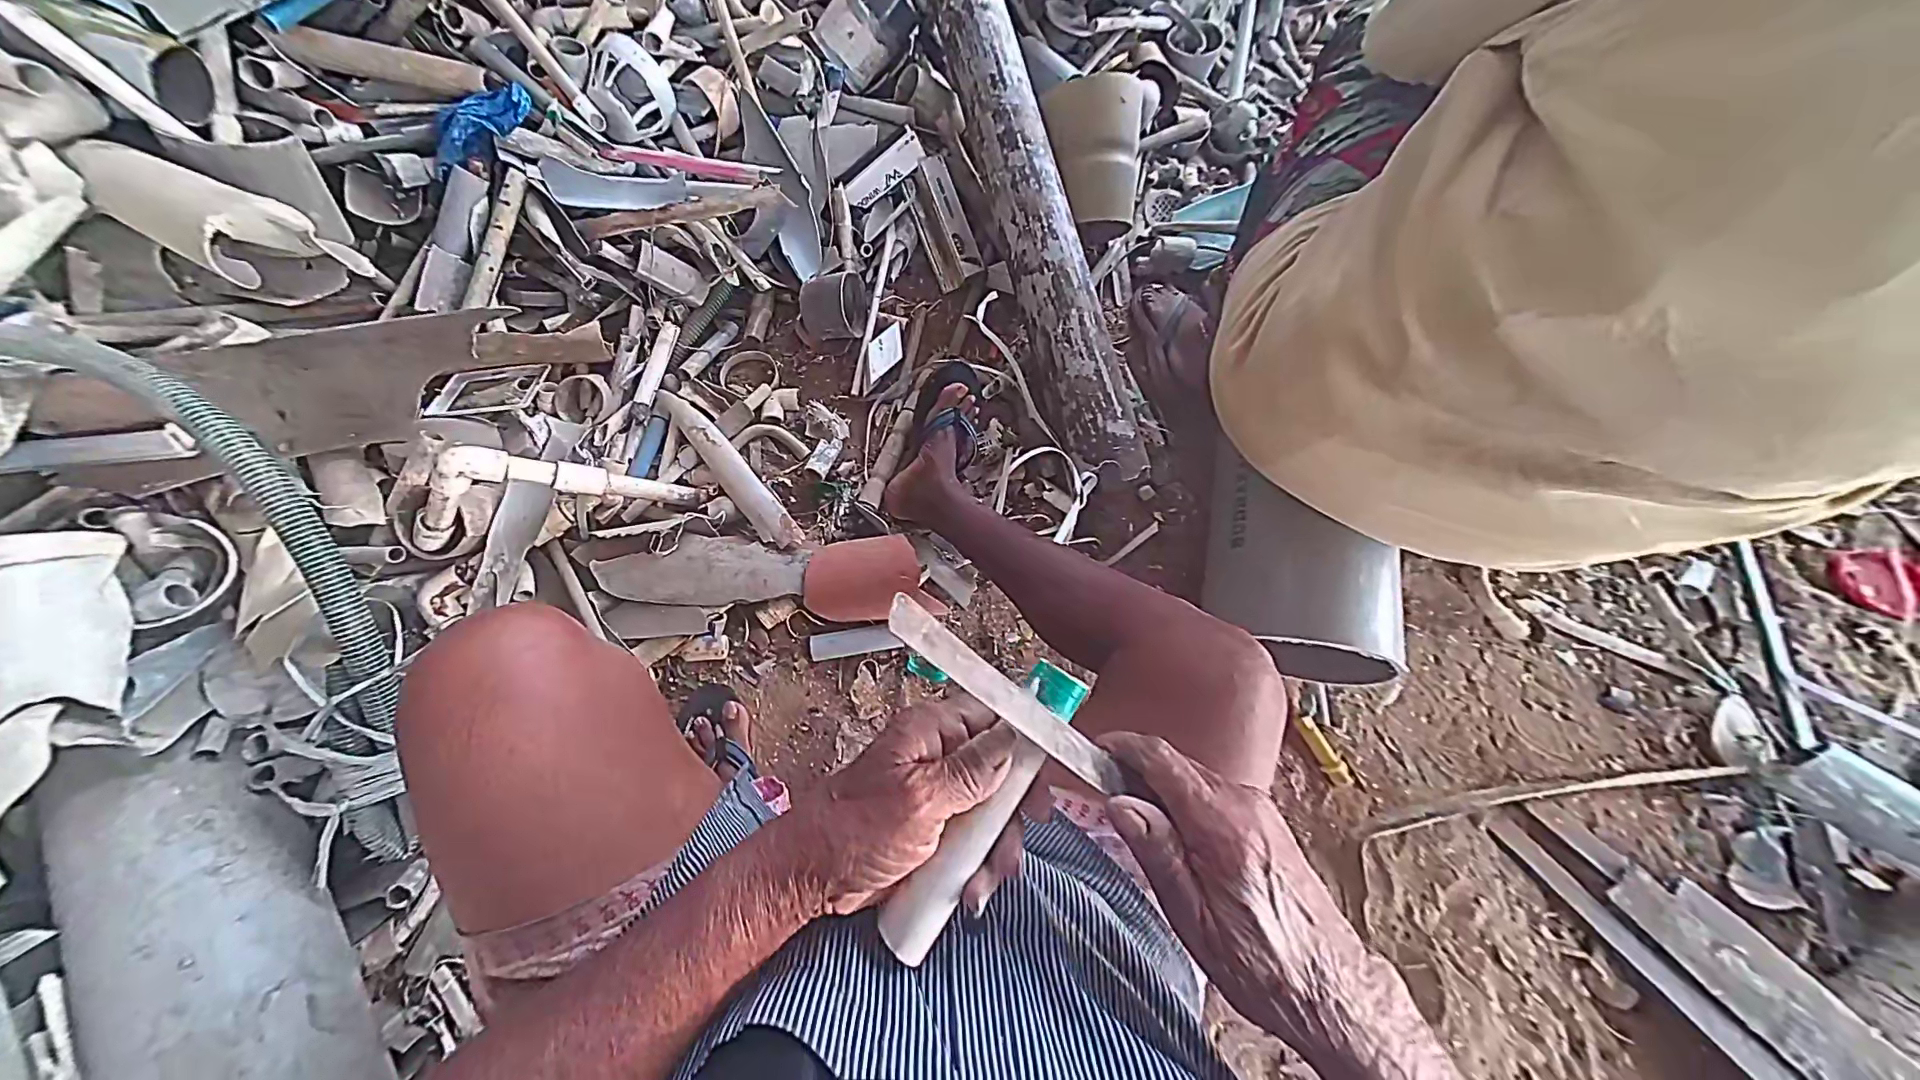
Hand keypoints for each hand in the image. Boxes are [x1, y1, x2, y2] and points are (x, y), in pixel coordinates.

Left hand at [787, 694, 1016, 914]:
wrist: (814, 878)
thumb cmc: (855, 829)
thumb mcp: (920, 798)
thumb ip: (970, 771)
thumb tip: (1013, 741)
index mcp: (930, 731)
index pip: (991, 717)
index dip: (1023, 740)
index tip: (1043, 773)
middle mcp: (938, 756)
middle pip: (1000, 770)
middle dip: (1011, 811)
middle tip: (1019, 837)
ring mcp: (939, 794)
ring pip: (991, 812)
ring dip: (996, 848)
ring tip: (985, 879)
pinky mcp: (937, 828)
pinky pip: (974, 840)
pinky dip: (979, 864)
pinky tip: (971, 889)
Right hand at [1101, 733, 1457, 1079]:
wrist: (1333, 988)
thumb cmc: (1266, 966)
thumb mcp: (1193, 918)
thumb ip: (1157, 852)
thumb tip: (1121, 805)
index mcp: (1222, 825)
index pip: (1161, 758)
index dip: (1123, 746)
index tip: (1098, 749)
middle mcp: (1245, 805)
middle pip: (1175, 763)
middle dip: (1135, 771)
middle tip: (1106, 794)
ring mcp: (1260, 810)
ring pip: (1193, 777)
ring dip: (1159, 787)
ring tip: (1139, 822)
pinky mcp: (1266, 820)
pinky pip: (1213, 792)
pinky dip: (1184, 800)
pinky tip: (1176, 833)